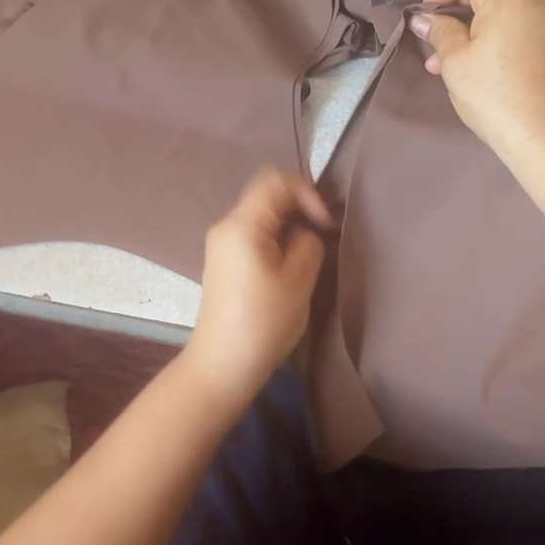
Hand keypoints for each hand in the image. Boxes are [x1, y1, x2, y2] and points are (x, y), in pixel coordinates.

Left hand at [183, 168, 331, 397]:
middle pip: (266, 195)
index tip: (324, 222)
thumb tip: (303, 232)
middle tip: (321, 234)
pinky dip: (275, 238)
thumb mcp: (299, 279)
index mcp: (242, 224)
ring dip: (288, 224)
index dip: (306, 192)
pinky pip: (253, 233)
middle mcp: (226, 226)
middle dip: (298, 207)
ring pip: (261, 214)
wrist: (223, 363)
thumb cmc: (264, 321)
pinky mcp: (223, 260)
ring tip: (308, 252)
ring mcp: (221, 243)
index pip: (275, 181)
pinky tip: (289, 264)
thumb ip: (307, 242)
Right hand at [409, 0, 544, 161]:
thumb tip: (424, 19)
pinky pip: (512, 23)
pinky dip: (487, 34)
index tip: (431, 13)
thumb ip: (439, 31)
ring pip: (497, 6)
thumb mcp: (455, 62)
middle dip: (453, 4)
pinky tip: (469, 66)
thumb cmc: (494, 96)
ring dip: (467, 24)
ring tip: (442, 61)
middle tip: (433, 38)